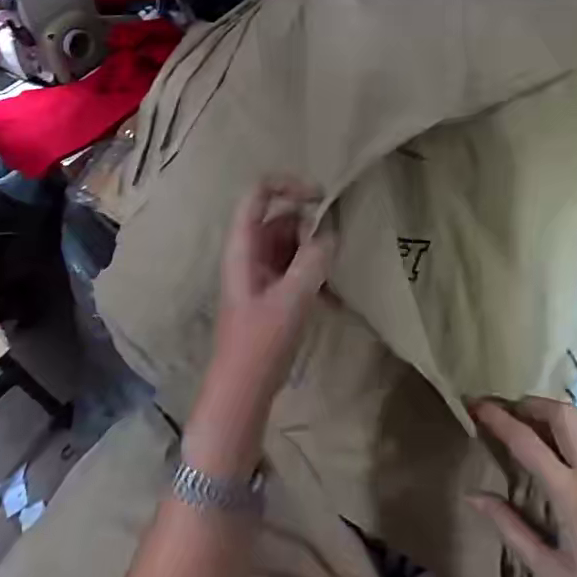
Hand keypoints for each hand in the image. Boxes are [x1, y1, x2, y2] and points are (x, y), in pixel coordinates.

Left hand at [211, 177, 336, 394]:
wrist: (242, 391)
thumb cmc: (260, 343)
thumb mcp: (292, 300)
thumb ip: (312, 262)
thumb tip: (330, 234)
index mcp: (243, 246)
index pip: (258, 194)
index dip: (287, 185)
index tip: (321, 197)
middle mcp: (249, 252)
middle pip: (280, 218)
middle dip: (309, 229)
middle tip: (332, 252)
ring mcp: (260, 272)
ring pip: (291, 244)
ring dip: (315, 255)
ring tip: (334, 279)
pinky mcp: (272, 292)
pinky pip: (295, 269)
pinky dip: (314, 277)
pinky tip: (333, 302)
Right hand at [469, 397, 576, 576]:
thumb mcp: (552, 576)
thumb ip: (512, 529)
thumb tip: (474, 495)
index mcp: (574, 497)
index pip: (527, 441)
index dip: (497, 417)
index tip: (475, 404)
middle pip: (566, 416)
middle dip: (533, 404)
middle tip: (508, 411)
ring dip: (560, 417)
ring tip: (537, 427)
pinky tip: (568, 456)